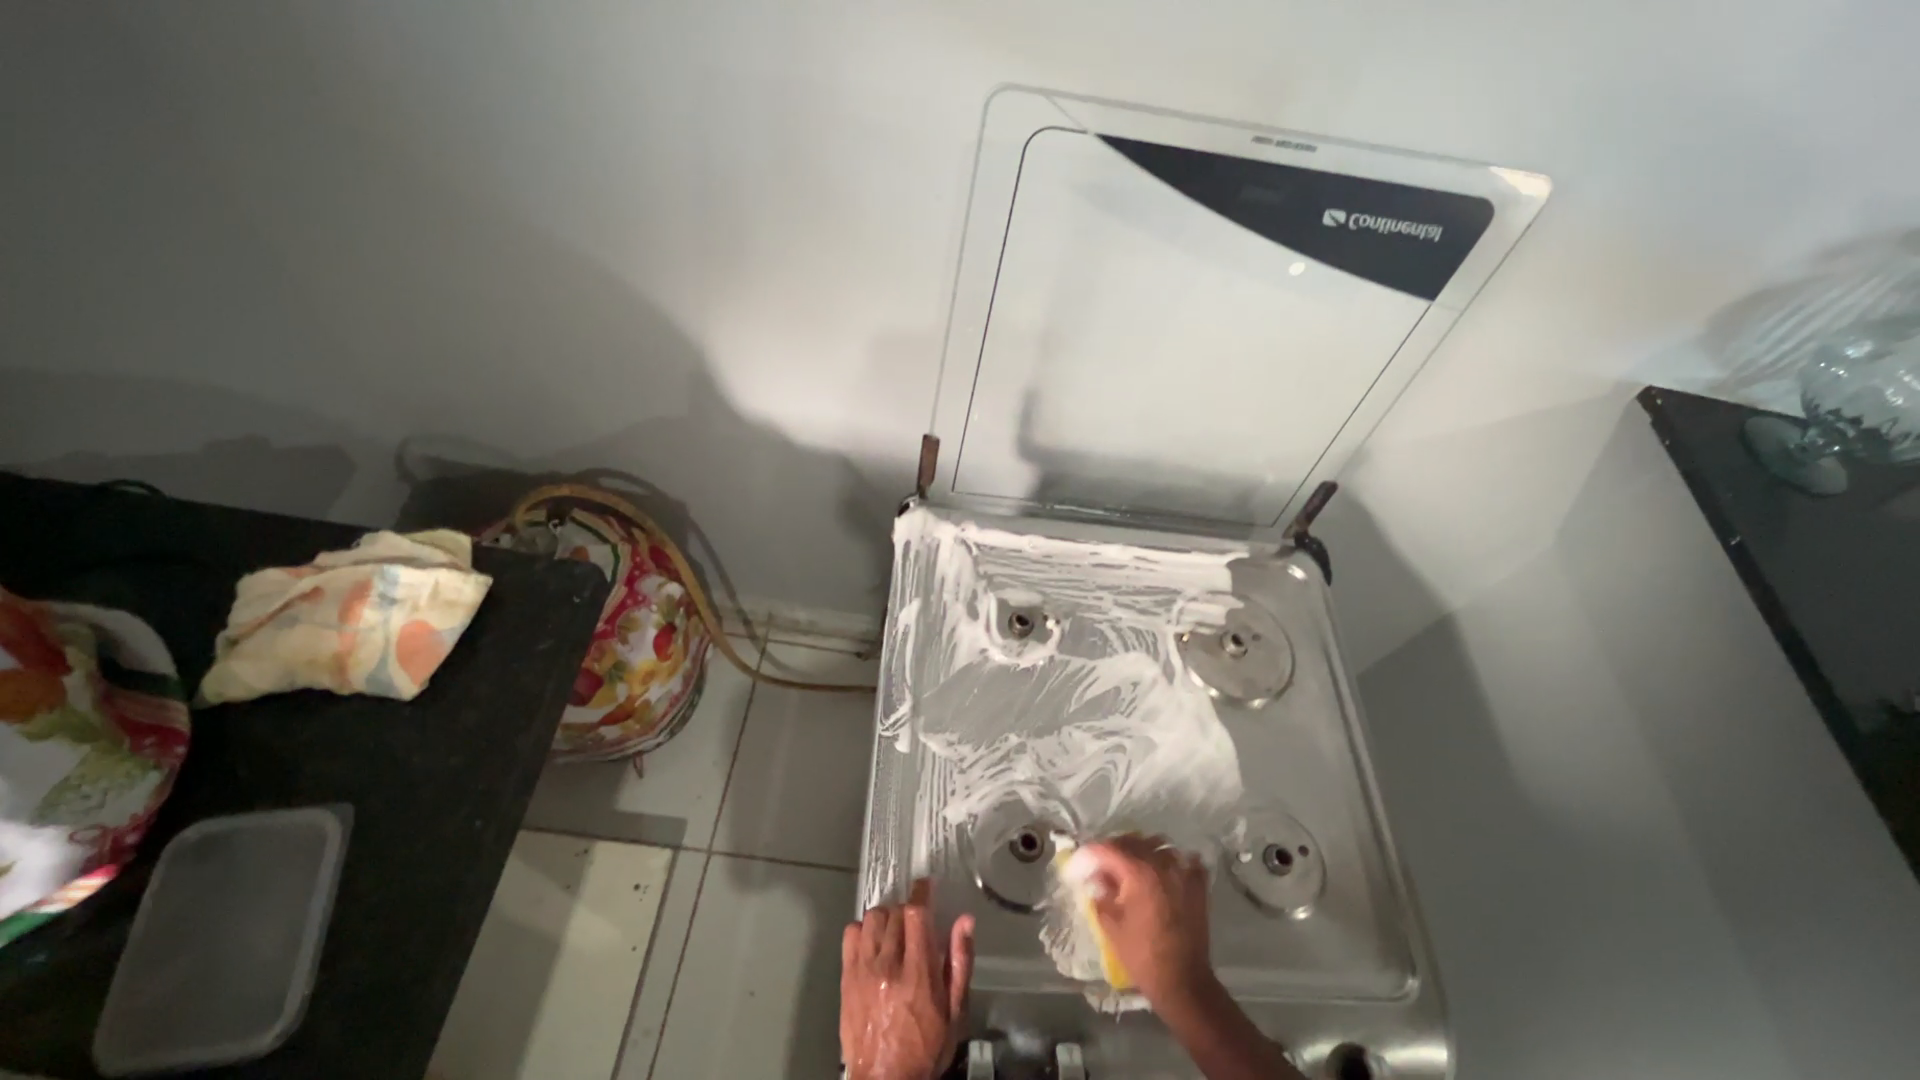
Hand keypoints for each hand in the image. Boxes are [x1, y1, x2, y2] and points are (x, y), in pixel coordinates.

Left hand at [840, 879, 975, 1079]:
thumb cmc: (926, 1047)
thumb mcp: (955, 1011)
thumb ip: (960, 963)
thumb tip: (965, 921)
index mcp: (917, 973)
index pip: (916, 914)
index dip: (922, 892)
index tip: (926, 884)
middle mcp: (887, 965)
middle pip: (894, 912)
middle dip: (907, 909)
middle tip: (916, 920)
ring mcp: (863, 970)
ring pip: (871, 919)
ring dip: (886, 917)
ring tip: (894, 930)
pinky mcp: (846, 978)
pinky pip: (849, 934)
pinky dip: (862, 930)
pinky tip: (873, 942)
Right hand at [1071, 835, 1215, 1009]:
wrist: (1182, 980)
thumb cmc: (1141, 955)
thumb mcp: (1110, 925)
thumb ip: (1100, 894)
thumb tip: (1096, 879)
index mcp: (1138, 872)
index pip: (1108, 848)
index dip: (1090, 853)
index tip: (1080, 863)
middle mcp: (1162, 864)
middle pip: (1133, 841)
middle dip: (1114, 849)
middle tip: (1102, 866)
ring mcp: (1184, 873)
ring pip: (1159, 846)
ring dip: (1142, 851)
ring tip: (1132, 868)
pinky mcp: (1199, 886)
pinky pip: (1185, 860)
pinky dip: (1172, 861)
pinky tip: (1164, 874)